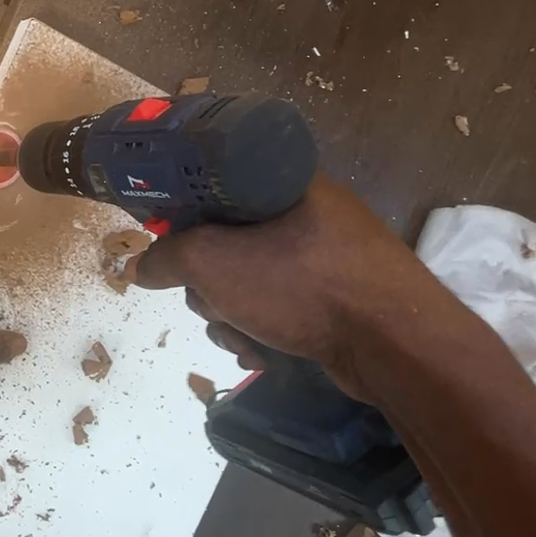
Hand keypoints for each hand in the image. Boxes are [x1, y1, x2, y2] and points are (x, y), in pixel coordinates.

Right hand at [130, 177, 460, 402]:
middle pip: (222, 245)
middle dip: (207, 286)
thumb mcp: (210, 262)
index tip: (171, 251)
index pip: (212, 192)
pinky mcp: (337, 296)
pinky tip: (262, 351)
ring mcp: (326, 257)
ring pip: (244, 282)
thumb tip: (138, 267)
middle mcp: (307, 215)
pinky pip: (275, 305)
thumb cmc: (301, 285)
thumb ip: (165, 258)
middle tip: (215, 302)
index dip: (181, 222)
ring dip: (229, 316)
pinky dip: (259, 329)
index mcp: (284, 184)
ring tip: (243, 337)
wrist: (397, 346)